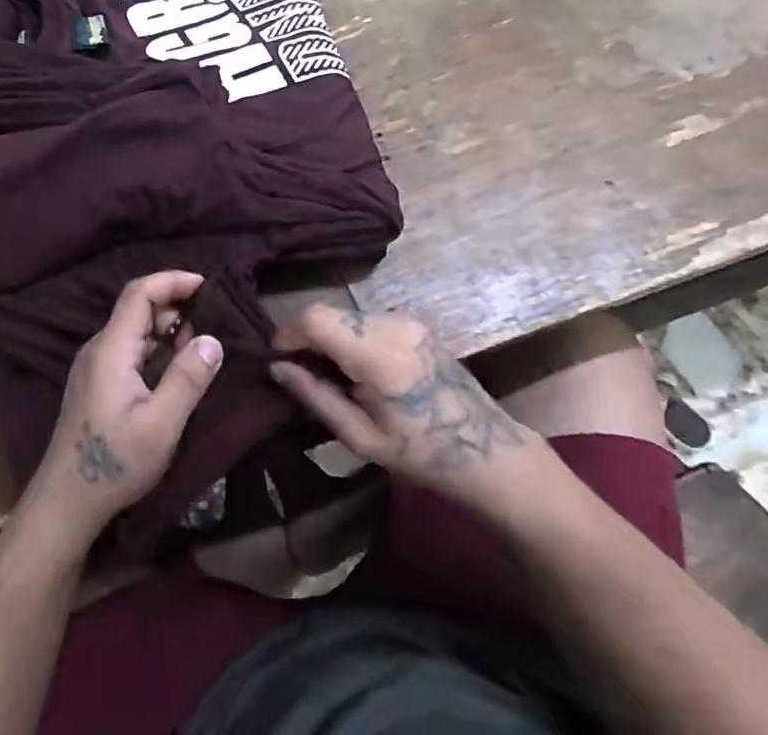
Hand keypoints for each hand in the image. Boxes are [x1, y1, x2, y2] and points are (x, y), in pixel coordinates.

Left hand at [20, 272, 224, 544]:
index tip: (208, 287)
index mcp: (111, 349)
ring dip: (168, 336)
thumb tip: (213, 340)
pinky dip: (155, 353)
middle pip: (137, 310)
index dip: (172, 281)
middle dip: (176, 313)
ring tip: (198, 360)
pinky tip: (174, 377)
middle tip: (210, 338)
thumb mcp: (161, 425)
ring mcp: (94, 366)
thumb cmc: (115, 462)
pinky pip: (129, 353)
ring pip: (134, 333)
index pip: (139, 293)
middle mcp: (98, 349)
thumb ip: (187, 379)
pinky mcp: (96, 383)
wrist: (67, 499)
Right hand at [270, 306, 543, 509]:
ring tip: (330, 375)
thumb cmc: (422, 455)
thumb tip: (276, 368)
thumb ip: (316, 396)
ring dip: (328, 338)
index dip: (288, 336)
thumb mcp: (360, 437)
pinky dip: (349, 338)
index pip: (315, 320)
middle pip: (327, 314)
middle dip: (306, 338)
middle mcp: (394, 327)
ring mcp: (408, 322)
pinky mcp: (415, 324)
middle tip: (302, 373)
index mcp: (379, 356)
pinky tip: (356, 369)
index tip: (279, 362)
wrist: (491, 453)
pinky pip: (365, 320)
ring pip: (344, 315)